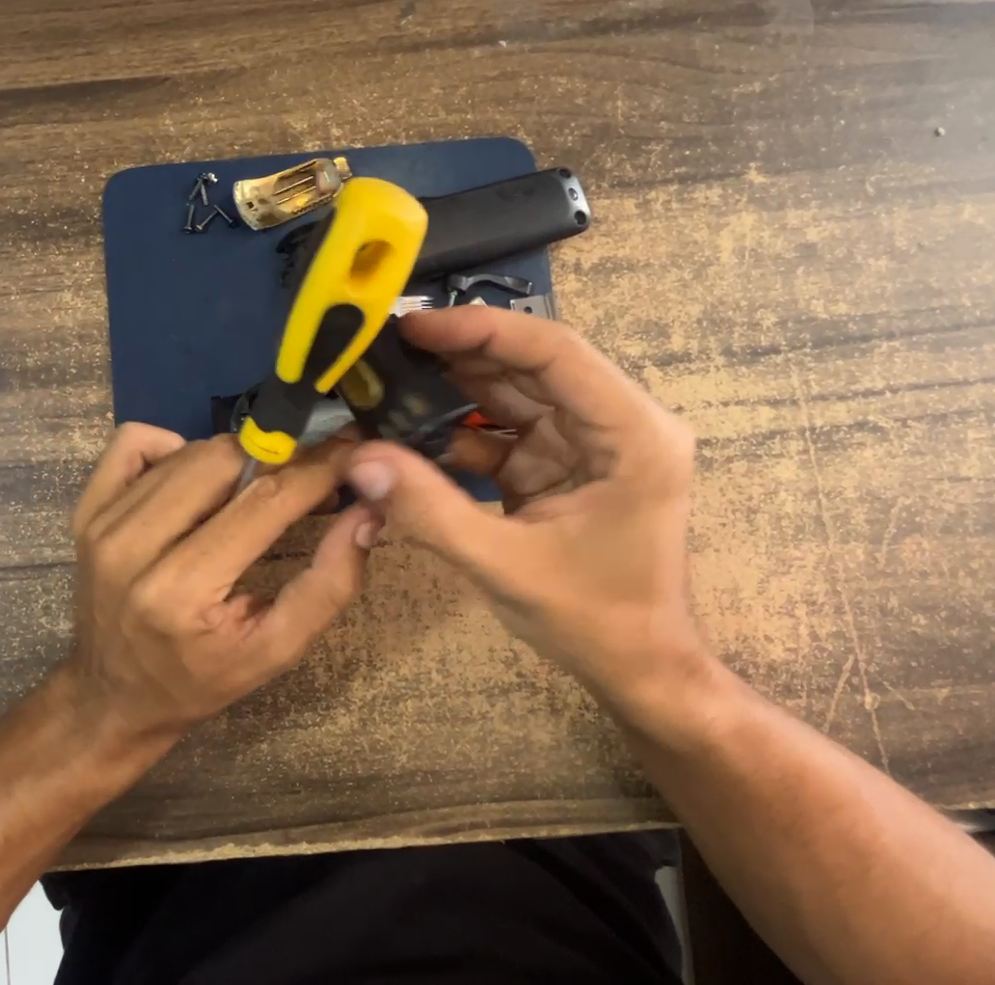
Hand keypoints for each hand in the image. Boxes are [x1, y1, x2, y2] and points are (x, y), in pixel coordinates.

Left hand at [61, 424, 377, 749]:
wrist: (112, 696)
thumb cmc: (199, 680)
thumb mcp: (274, 650)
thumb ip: (328, 584)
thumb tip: (367, 512)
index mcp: (182, 590)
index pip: (263, 502)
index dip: (317, 469)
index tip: (353, 449)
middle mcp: (132, 546)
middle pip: (224, 461)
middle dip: (279, 457)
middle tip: (309, 472)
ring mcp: (101, 522)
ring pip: (188, 451)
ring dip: (235, 458)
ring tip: (258, 487)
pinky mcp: (85, 509)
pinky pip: (135, 441)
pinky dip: (175, 447)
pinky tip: (195, 481)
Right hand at [339, 307, 706, 718]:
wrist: (636, 667)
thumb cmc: (592, 620)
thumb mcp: (503, 565)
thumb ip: (429, 510)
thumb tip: (358, 460)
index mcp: (632, 435)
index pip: (555, 353)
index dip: (482, 330)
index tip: (414, 326)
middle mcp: (616, 423)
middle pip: (531, 365)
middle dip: (458, 354)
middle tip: (385, 349)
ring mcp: (588, 442)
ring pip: (513, 393)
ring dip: (453, 389)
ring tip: (386, 380)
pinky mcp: (561, 463)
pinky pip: (504, 431)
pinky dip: (458, 430)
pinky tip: (407, 430)